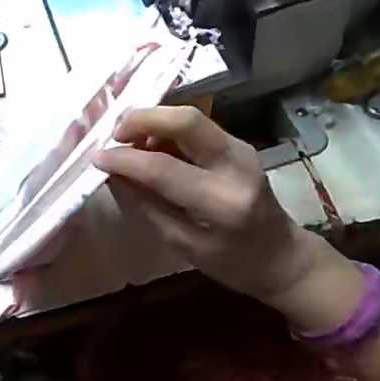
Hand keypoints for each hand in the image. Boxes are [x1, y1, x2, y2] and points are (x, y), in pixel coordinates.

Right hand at [94, 106, 361, 332]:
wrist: (282, 256)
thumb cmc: (233, 263)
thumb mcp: (183, 245)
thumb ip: (146, 206)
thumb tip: (112, 175)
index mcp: (222, 202)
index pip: (164, 169)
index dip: (125, 159)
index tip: (97, 158)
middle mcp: (237, 166)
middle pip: (187, 121)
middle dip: (144, 119)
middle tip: (115, 134)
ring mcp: (242, 149)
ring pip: (191, 117)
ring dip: (155, 122)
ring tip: (129, 142)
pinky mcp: (239, 144)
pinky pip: (197, 127)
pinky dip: (168, 130)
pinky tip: (151, 146)